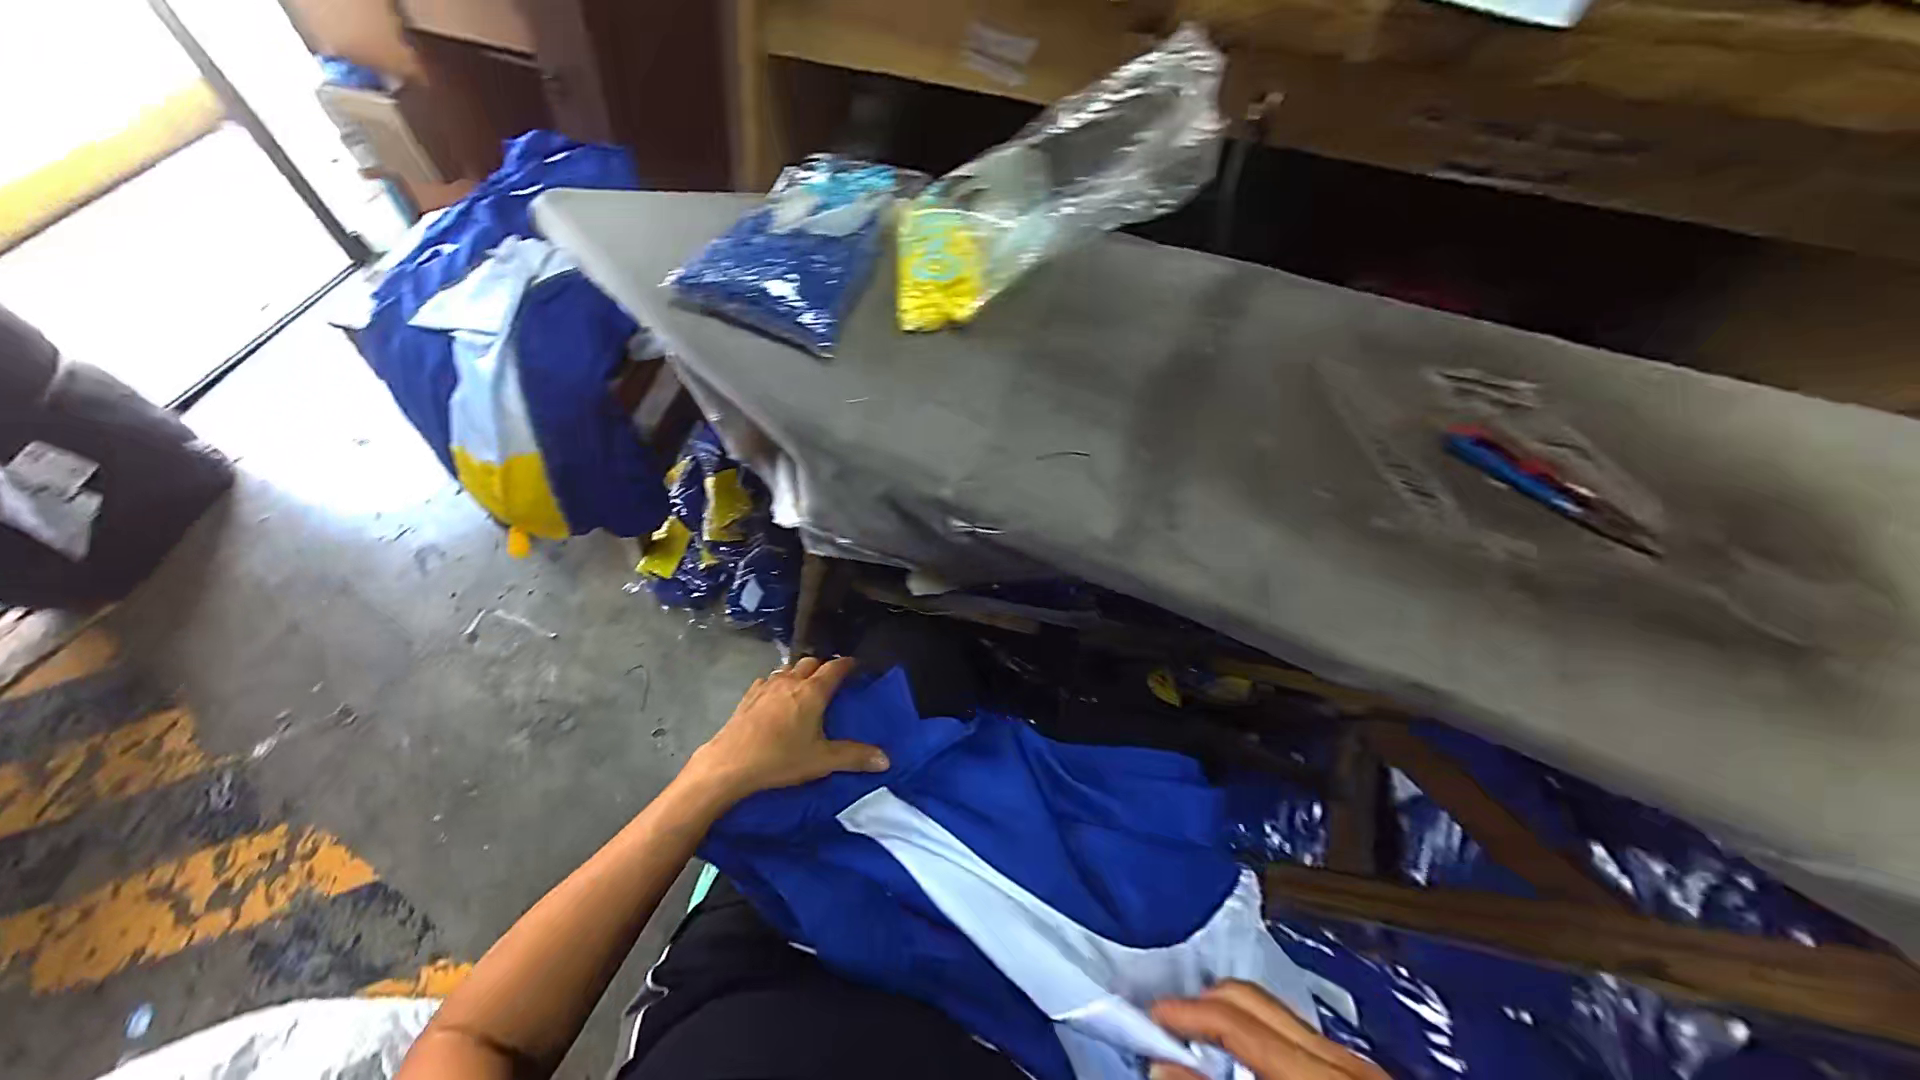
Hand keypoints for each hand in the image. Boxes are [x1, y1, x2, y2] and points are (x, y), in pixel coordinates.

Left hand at [681, 656, 889, 804]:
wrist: (729, 764)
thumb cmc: (780, 759)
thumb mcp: (822, 761)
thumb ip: (855, 757)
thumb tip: (886, 760)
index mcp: (812, 692)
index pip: (835, 667)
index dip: (847, 664)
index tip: (856, 666)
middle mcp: (790, 682)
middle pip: (811, 662)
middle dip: (823, 667)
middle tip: (832, 680)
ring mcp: (766, 687)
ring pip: (788, 669)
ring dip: (800, 673)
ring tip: (806, 687)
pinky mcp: (748, 697)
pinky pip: (768, 680)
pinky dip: (778, 683)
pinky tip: (777, 698)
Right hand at [1149, 981, 1387, 1079]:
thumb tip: (1165, 1067)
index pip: (1235, 1020)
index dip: (1184, 1015)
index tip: (1149, 1023)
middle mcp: (1341, 1063)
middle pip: (1251, 1000)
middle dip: (1202, 1008)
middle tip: (1170, 1036)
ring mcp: (1358, 1070)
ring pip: (1273, 1014)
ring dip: (1230, 1023)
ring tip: (1204, 1056)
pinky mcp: (1365, 1079)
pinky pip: (1296, 1038)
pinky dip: (1259, 1042)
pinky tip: (1247, 1075)